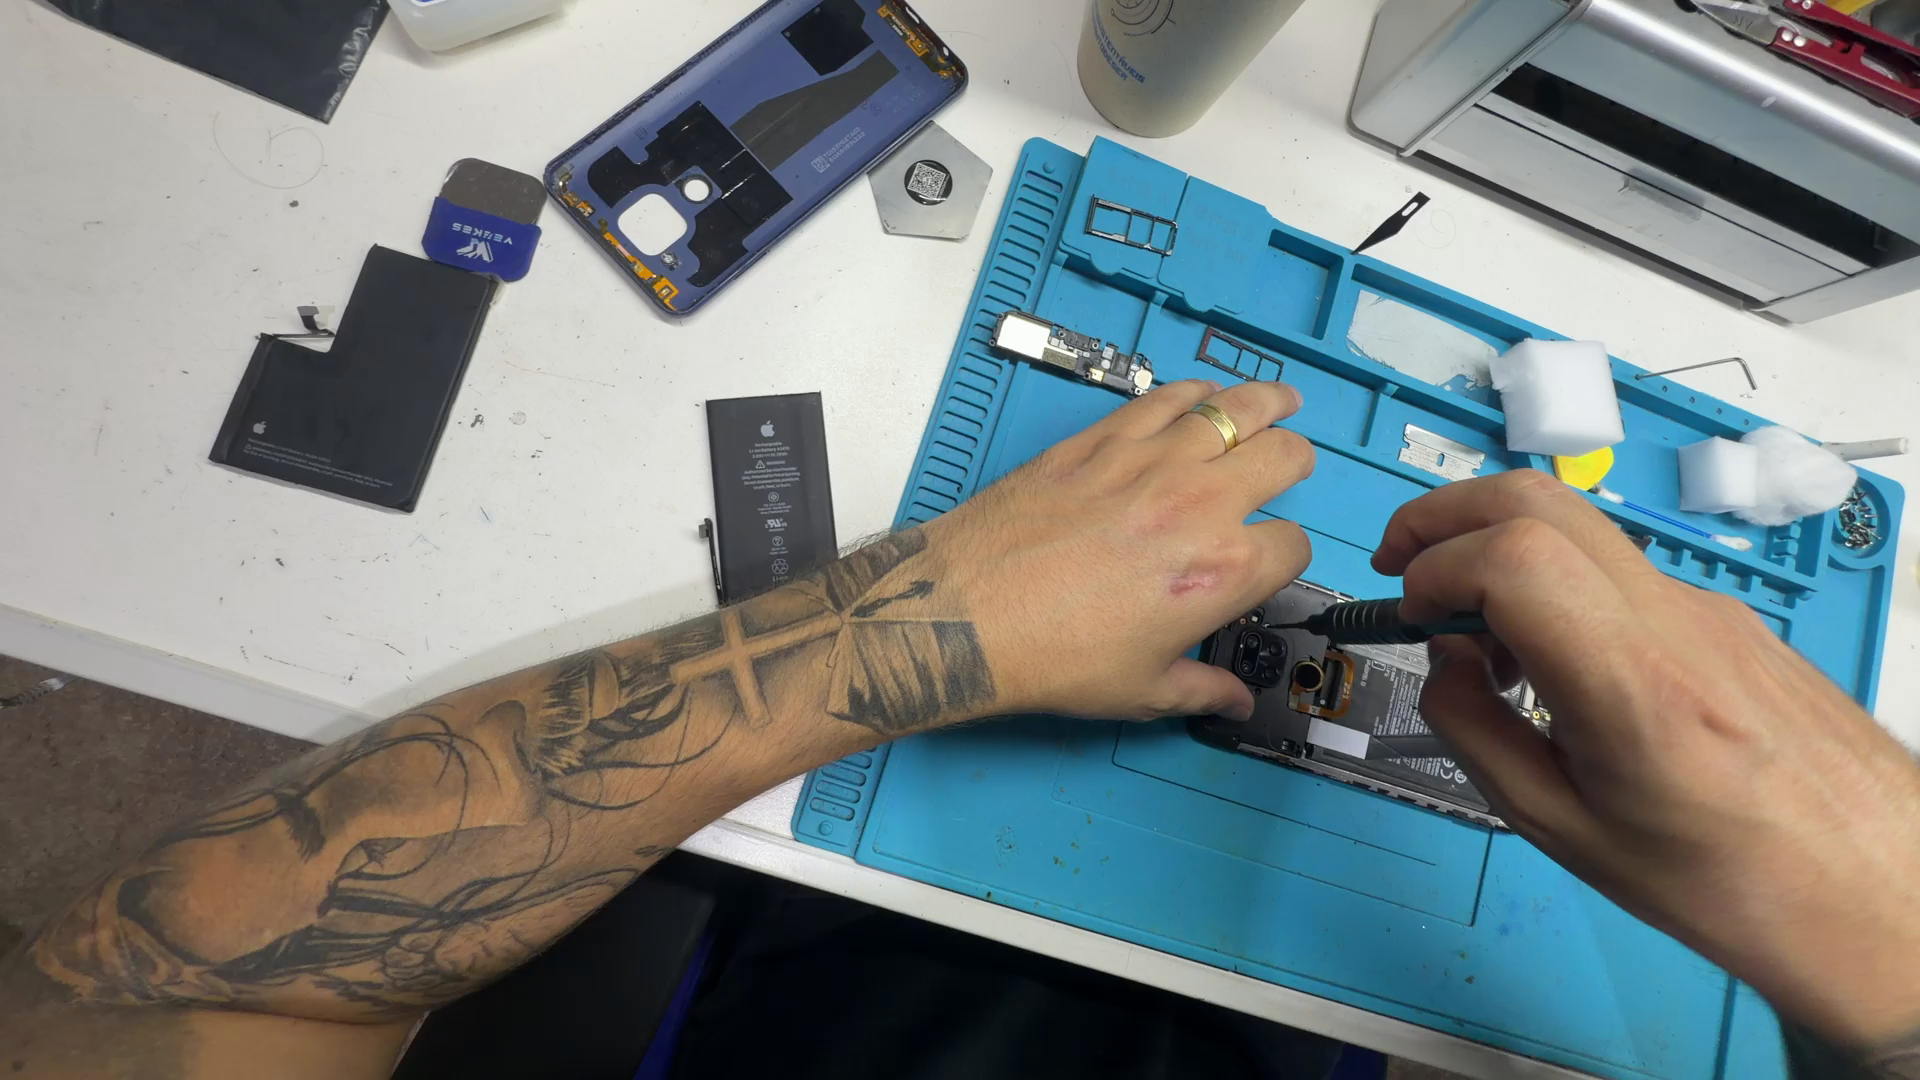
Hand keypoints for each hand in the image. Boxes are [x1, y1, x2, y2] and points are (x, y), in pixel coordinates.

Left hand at [927, 379, 1313, 722]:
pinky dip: (1192, 392)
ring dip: (1267, 403)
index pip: (1292, 546)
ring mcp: (1149, 461)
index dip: (1286, 556)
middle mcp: (1199, 503)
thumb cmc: (1053, 656)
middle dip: (1295, 462)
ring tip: (1281, 400)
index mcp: (1223, 570)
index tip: (1267, 559)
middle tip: (1289, 464)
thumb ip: (1201, 689)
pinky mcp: (1100, 440)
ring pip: (1233, 408)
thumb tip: (1233, 702)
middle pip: (1283, 457)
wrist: (970, 612)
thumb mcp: (1141, 690)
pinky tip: (1200, 394)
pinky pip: (1164, 398)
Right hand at [1373, 470, 1919, 1049]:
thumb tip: (1446, 654)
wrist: (1896, 905)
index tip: (1412, 620)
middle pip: (1533, 498)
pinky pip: (1603, 563)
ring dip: (1484, 546)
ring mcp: (1702, 605)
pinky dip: (1536, 577)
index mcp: (1631, 684)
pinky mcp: (1719, 613)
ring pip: (1567, 522)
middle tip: (1397, 566)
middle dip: (1437, 516)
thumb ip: (1470, 725)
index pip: (1513, 557)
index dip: (1433, 569)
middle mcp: (1671, 618)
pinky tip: (1538, 653)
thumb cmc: (1713, 882)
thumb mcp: (1554, 823)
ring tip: (1468, 626)